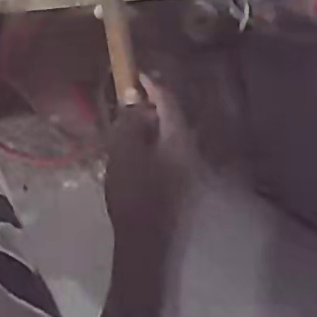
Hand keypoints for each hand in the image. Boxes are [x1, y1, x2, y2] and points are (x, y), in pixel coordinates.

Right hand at [101, 76, 186, 241]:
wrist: (146, 242)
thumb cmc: (134, 192)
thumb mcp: (124, 150)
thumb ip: (130, 120)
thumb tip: (136, 100)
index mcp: (180, 138)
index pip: (169, 101)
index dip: (153, 84)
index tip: (136, 74)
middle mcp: (193, 151)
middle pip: (177, 117)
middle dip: (157, 104)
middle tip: (135, 97)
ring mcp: (192, 170)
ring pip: (175, 136)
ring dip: (158, 124)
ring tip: (136, 122)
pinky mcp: (185, 186)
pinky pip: (173, 152)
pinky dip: (159, 142)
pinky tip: (143, 148)